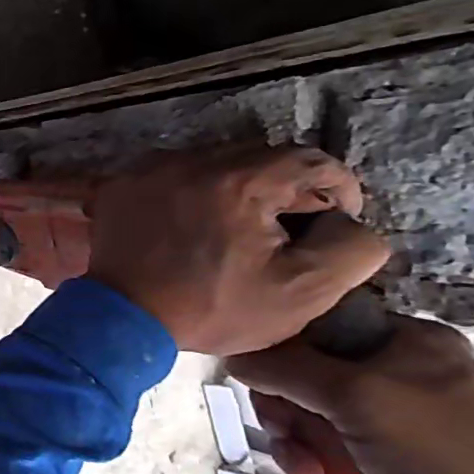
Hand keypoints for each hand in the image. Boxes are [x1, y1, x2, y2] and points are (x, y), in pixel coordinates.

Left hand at [83, 144, 389, 354]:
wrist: (122, 318)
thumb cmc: (212, 307)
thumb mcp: (301, 291)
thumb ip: (349, 248)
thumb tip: (351, 220)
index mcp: (238, 180)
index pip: (309, 159)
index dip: (338, 187)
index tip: (336, 220)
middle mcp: (190, 160)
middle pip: (259, 156)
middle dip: (287, 186)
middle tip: (289, 228)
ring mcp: (148, 168)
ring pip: (214, 162)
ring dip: (238, 187)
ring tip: (240, 229)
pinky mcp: (121, 182)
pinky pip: (172, 173)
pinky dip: (194, 191)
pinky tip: (196, 225)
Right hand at [229, 316, 473, 473]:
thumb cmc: (453, 456)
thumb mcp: (360, 399)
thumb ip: (288, 368)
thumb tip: (231, 353)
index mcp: (401, 338)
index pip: (310, 326)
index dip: (275, 353)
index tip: (261, 388)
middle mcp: (398, 371)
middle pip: (306, 378)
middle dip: (287, 419)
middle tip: (291, 449)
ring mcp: (400, 420)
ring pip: (318, 422)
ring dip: (300, 456)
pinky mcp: (401, 464)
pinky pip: (340, 456)